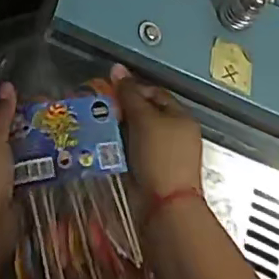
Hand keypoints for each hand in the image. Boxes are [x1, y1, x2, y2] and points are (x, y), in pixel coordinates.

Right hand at [112, 64, 202, 197]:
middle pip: (146, 115)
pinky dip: (121, 153)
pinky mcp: (154, 177)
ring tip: (97, 130)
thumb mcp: (144, 120)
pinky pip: (134, 156)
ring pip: (138, 137)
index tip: (111, 92)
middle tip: (100, 111)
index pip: (155, 93)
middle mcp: (176, 134)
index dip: (133, 89)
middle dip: (123, 112)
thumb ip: (129, 95)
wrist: (165, 210)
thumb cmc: (160, 157)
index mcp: (181, 116)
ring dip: (119, 134)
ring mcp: (166, 157)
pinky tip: (104, 152)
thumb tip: (117, 68)